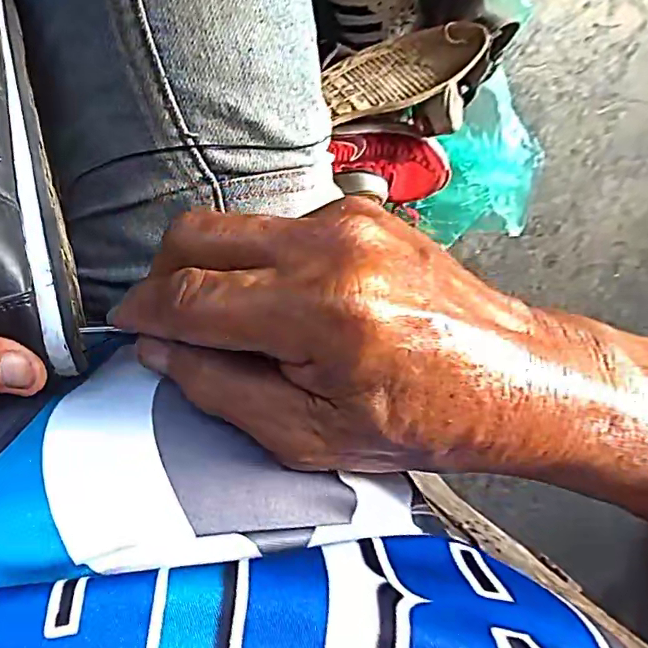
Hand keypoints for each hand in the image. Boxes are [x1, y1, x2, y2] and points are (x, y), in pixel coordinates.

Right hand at [110, 198, 610, 474]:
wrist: (519, 378)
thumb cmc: (427, 419)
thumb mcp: (309, 437)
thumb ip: (218, 389)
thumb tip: (161, 352)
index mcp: (320, 311)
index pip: (190, 297)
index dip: (144, 313)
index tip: (127, 326)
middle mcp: (330, 246)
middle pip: (194, 235)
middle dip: (160, 277)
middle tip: (163, 319)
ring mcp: (347, 217)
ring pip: (228, 226)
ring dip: (206, 269)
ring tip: (228, 320)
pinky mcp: (358, 210)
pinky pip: (270, 226)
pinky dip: (250, 261)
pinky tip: (275, 301)